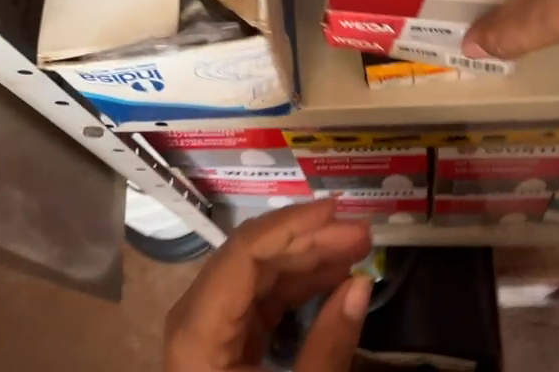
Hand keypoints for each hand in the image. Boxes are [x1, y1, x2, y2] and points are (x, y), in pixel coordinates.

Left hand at [164, 201, 374, 371]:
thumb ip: (328, 348)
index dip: (292, 225)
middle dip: (308, 240)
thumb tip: (361, 285)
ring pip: (258, 277)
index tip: (337, 211)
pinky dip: (298, 288)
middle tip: (362, 232)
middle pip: (252, 259)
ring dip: (308, 260)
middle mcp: (196, 318)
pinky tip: (334, 279)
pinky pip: (260, 302)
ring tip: (357, 249)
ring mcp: (209, 331)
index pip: (244, 254)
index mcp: (197, 329)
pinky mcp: (225, 345)